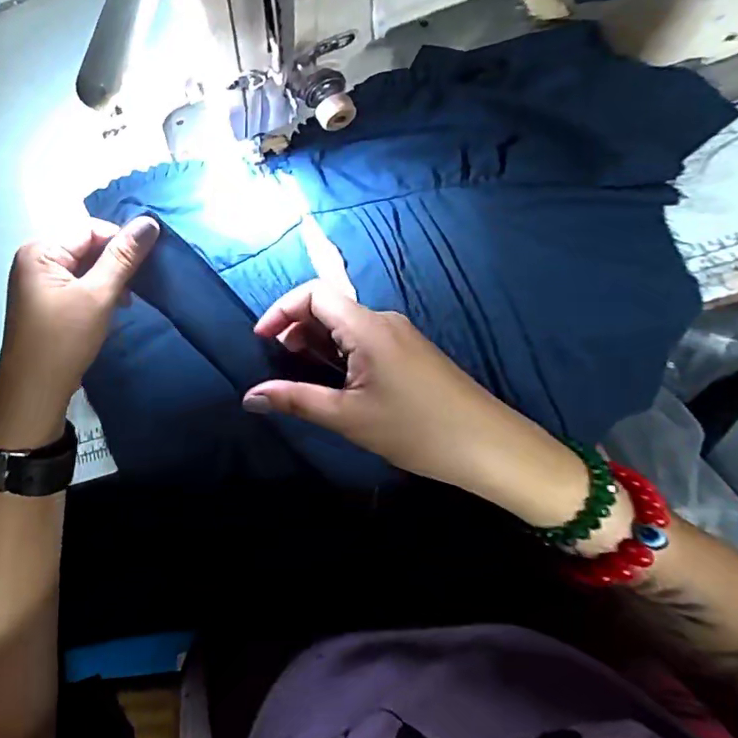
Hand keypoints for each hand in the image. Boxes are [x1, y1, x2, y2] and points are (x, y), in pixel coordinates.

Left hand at [0, 215, 159, 449]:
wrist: (34, 394)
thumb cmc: (64, 341)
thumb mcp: (98, 296)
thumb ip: (124, 257)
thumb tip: (150, 221)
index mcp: (40, 251)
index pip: (90, 228)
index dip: (120, 242)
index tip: (145, 266)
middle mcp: (34, 259)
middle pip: (86, 245)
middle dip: (115, 262)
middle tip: (138, 286)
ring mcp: (38, 281)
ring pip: (85, 265)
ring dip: (109, 278)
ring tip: (126, 301)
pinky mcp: (45, 301)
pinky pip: (77, 283)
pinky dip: (97, 291)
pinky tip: (112, 308)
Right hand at [241, 280, 573, 495]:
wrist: (488, 444)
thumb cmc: (415, 429)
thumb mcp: (348, 417)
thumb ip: (296, 400)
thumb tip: (250, 397)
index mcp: (367, 327)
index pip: (315, 293)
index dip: (282, 309)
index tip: (262, 341)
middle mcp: (384, 320)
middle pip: (330, 306)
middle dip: (296, 328)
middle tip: (278, 363)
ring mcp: (401, 335)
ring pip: (347, 325)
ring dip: (318, 343)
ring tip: (303, 376)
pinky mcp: (411, 352)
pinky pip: (366, 339)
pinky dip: (341, 352)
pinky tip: (338, 383)